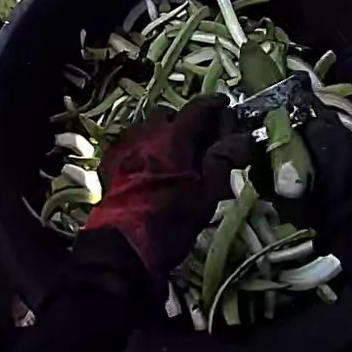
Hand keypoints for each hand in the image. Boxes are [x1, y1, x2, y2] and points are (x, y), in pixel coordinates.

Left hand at [82, 94, 247, 276]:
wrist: (125, 246)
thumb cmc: (172, 219)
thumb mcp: (207, 192)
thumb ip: (224, 160)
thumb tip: (242, 138)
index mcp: (174, 136)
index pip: (199, 107)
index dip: (215, 105)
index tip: (225, 107)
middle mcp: (147, 133)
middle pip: (171, 115)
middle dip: (187, 122)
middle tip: (200, 141)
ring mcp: (124, 146)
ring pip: (148, 128)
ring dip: (163, 134)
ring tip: (174, 155)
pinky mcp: (109, 162)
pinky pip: (131, 144)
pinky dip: (144, 148)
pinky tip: (150, 167)